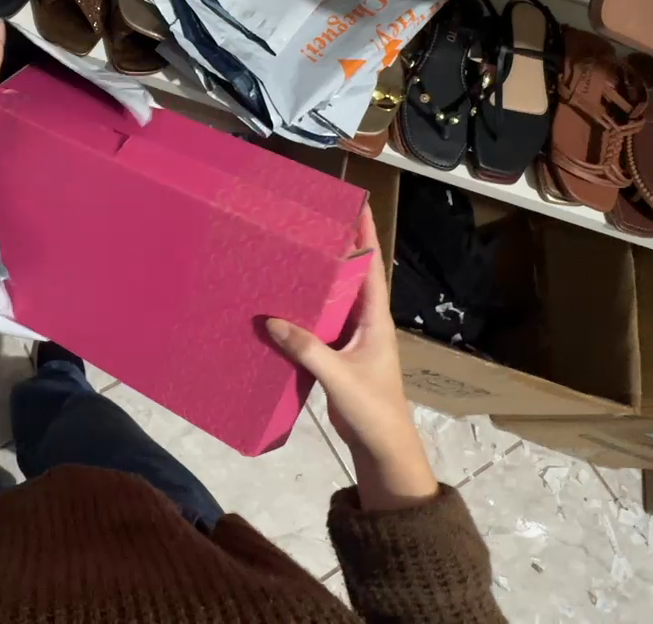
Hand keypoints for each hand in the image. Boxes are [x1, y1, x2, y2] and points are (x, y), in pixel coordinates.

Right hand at [265, 205, 437, 511]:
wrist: (382, 448)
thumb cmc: (372, 409)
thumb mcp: (339, 376)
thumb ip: (306, 348)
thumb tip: (270, 319)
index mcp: (375, 319)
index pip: (370, 267)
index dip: (364, 235)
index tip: (354, 205)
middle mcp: (364, 320)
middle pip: (351, 274)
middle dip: (336, 246)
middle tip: (308, 219)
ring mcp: (350, 336)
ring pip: (332, 296)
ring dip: (317, 275)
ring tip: (291, 249)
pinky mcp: (336, 351)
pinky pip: (318, 319)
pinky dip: (302, 304)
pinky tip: (280, 298)